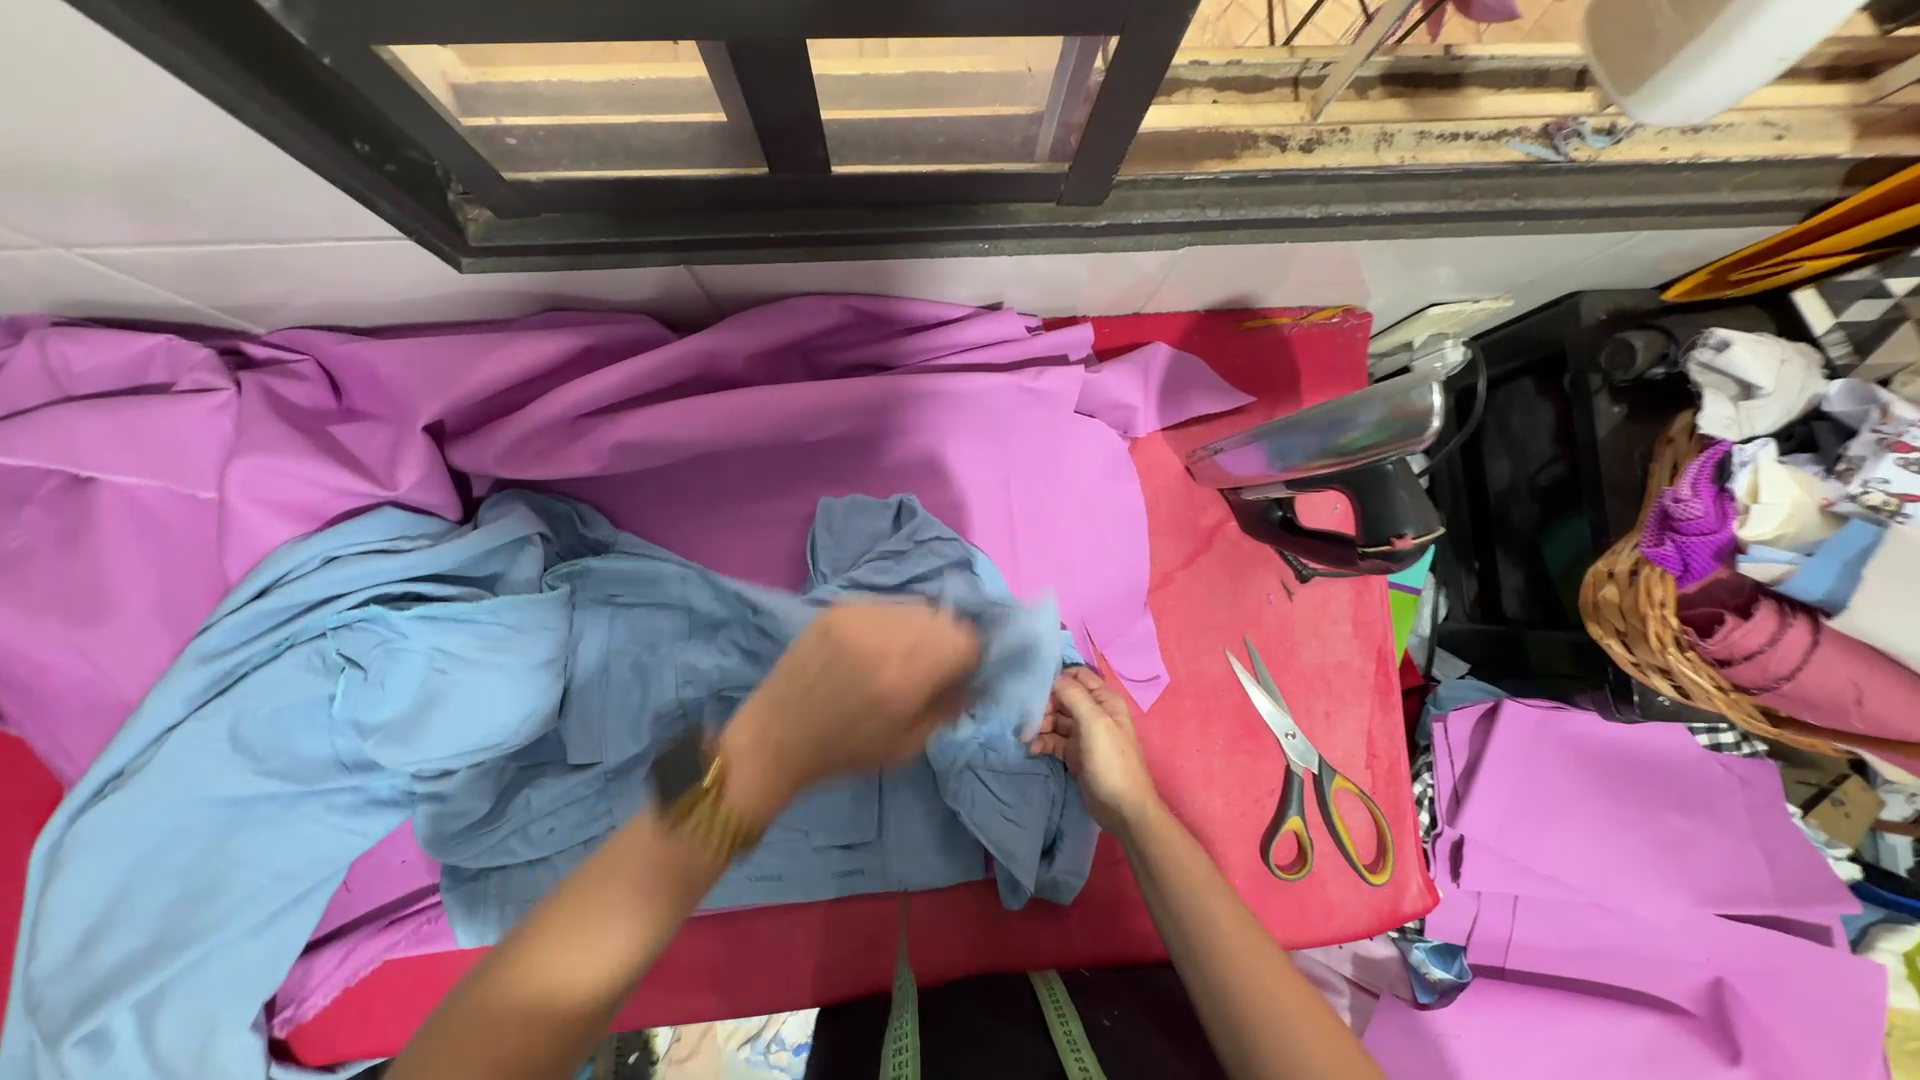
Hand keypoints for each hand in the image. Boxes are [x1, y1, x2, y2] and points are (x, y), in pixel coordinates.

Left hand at [722, 601, 980, 819]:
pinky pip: (887, 605)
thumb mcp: (908, 745)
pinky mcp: (839, 607)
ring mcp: (860, 615)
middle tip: (937, 667)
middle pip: (947, 618)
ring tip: (905, 655)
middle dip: (952, 640)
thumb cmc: (845, 751)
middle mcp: (887, 635)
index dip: (974, 657)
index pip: (969, 640)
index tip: (964, 675)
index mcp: (907, 675)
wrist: (775, 736)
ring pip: (918, 607)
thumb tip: (974, 679)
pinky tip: (878, 646)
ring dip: (924, 628)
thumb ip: (948, 707)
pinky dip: (895, 622)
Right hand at [1028, 667, 1162, 836]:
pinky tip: (1034, 750)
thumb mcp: (1095, 724)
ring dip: (1039, 725)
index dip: (1057, 678)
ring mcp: (1083, 734)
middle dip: (1043, 704)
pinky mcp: (1074, 754)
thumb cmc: (1112, 762)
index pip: (1077, 675)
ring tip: (1025, 737)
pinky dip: (1042, 742)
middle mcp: (1094, 713)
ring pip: (1055, 719)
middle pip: (1062, 697)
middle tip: (1026, 718)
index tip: (1034, 687)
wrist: (1123, 810)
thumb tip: (1054, 678)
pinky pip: (1053, 740)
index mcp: (1104, 700)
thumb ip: (1074, 696)